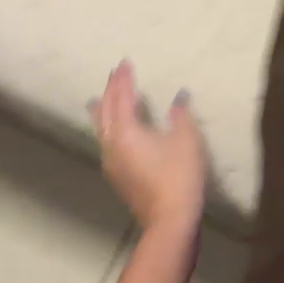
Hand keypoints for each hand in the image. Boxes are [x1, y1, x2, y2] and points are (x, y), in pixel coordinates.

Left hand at [88, 61, 207, 234]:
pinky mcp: (119, 177)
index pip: (122, 98)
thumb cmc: (179, 174)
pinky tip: (112, 132)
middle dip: (109, 92)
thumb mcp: (186, 138)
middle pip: (105, 113)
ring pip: (101, 130)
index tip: (124, 63)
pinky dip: (108, 128)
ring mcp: (113, 164)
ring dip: (102, 111)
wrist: (170, 219)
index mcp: (126, 131)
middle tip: (112, 75)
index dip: (124, 79)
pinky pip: (107, 142)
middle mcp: (112, 146)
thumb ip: (180, 114)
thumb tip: (178, 96)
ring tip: (97, 101)